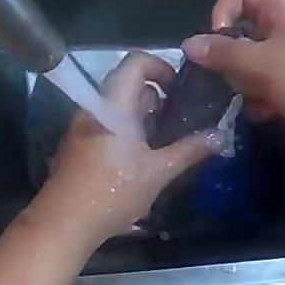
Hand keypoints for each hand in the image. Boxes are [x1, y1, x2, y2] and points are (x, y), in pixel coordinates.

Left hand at [31, 52, 222, 244]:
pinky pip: (107, 124)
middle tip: (179, 119)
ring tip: (164, 142)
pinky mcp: (79, 145)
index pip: (136, 62)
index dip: (161, 67)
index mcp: (115, 105)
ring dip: (143, 116)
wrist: (64, 222)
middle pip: (127, 83)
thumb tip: (220, 136)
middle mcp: (96, 108)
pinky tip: (141, 159)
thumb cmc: (113, 192)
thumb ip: (190, 151)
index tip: (180, 89)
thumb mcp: (158, 173)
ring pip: (117, 106)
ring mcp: (84, 127)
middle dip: (156, 96)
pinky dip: (128, 130)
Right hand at [180, 0, 284, 149]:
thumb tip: (188, 45)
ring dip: (247, 83)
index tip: (219, 45)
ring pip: (251, 61)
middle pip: (242, 30)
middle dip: (234, 59)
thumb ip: (224, 54)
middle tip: (237, 80)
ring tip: (256, 99)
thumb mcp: (265, 65)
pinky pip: (267, 83)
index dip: (222, 13)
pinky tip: (266, 112)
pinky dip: (263, 97)